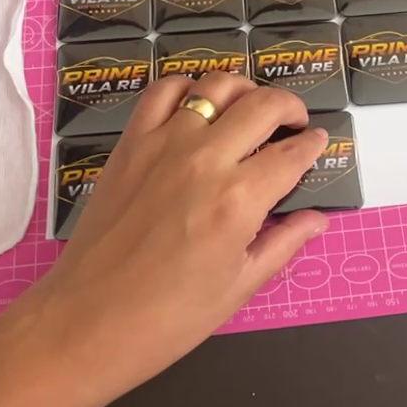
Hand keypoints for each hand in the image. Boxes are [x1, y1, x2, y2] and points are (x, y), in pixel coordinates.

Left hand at [15, 71, 329, 395]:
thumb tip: (318, 218)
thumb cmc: (168, 318)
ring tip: (251, 107)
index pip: (292, 155)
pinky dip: (188, 86)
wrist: (87, 321)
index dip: (313, 145)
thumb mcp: (239, 287)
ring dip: (246, 89)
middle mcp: (206, 160)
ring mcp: (165, 143)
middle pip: (264, 105)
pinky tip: (198, 103)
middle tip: (294, 123)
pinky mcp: (132, 141)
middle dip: (291, 108)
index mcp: (240, 200)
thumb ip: (284, 243)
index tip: (318, 142)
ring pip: (217, 86)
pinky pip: (164, 90)